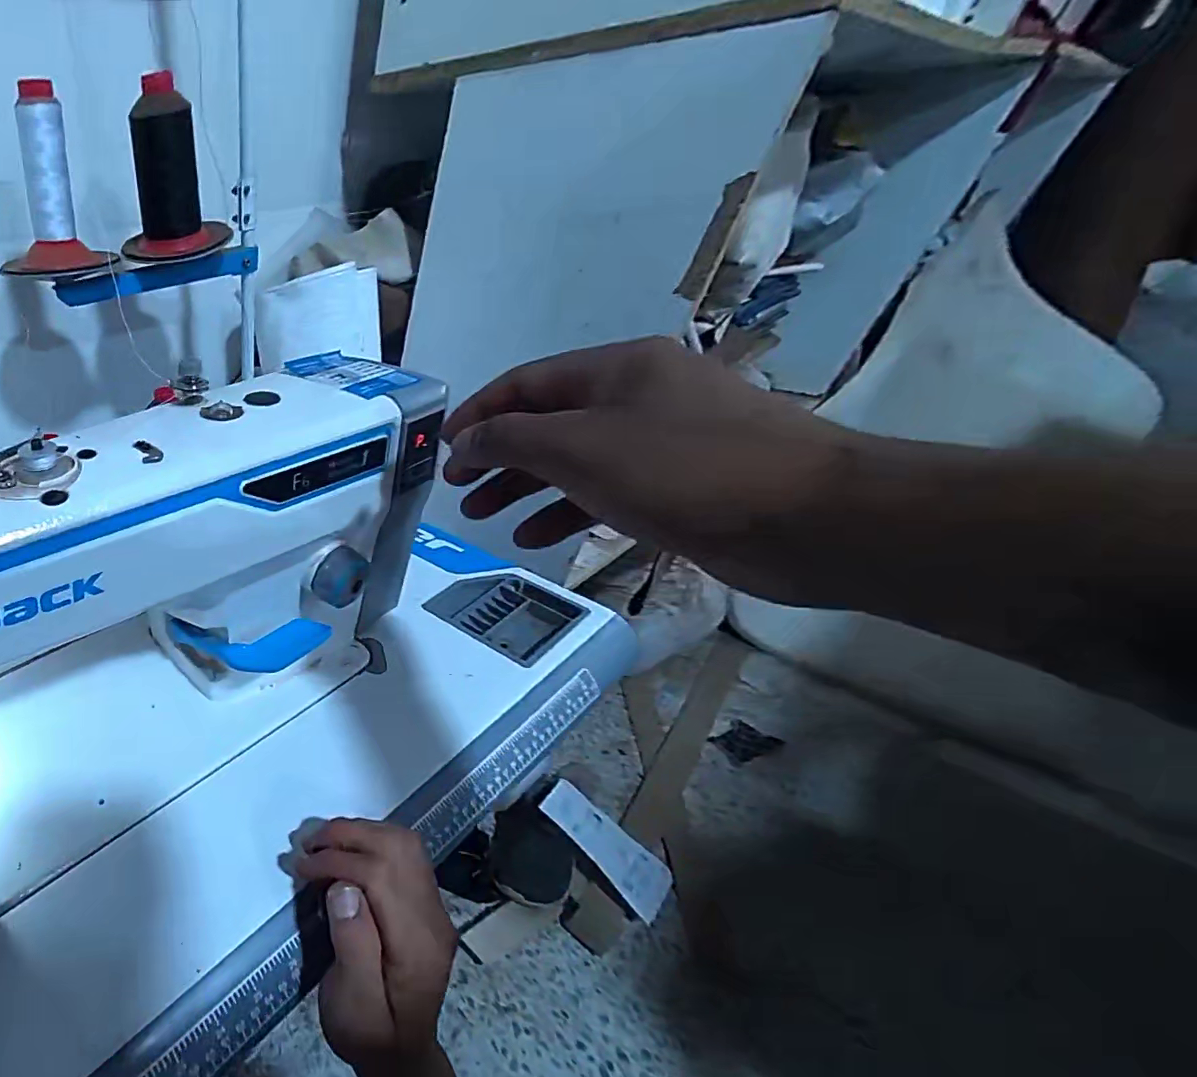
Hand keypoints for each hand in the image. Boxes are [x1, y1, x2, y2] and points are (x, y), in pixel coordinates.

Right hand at [296, 819, 457, 1076]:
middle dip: (350, 834)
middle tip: (309, 845)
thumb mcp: (353, 1004)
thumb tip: (343, 886)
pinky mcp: (424, 901)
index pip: (383, 875)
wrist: (399, 1053)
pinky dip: (370, 840)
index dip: (339, 859)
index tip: (303, 866)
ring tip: (323, 843)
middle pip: (399, 848)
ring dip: (360, 832)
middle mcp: (434, 917)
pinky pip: (403, 853)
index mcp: (418, 944)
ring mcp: (434, 906)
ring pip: (404, 843)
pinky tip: (345, 851)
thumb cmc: (370, 1032)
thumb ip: (353, 945)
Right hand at [442, 337, 860, 604]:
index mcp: (616, 368)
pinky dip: (565, 510)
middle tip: (458, 487)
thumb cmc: (684, 468)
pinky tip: (535, 535)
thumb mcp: (579, 446)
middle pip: (546, 422)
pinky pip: (603, 491)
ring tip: (482, 515)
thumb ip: (510, 438)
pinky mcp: (676, 485)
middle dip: (497, 455)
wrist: (808, 520)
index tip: (442, 447)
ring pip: (572, 459)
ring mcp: (659, 441)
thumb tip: (464, 440)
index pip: (526, 383)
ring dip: (523, 486)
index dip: (478, 413)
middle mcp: (637, 396)